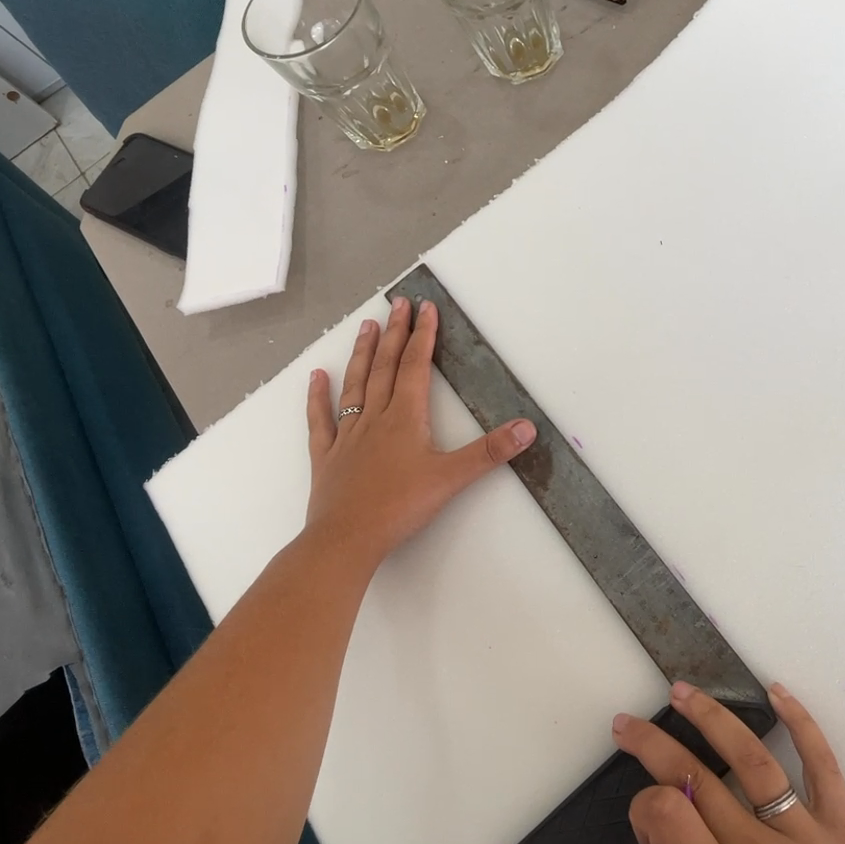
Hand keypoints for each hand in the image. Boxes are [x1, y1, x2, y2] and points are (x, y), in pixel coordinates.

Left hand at [304, 296, 535, 569]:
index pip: (415, 366)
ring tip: (366, 326)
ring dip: (363, 354)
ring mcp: (347, 435)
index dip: (423, 336)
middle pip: (385, 367)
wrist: (345, 539)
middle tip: (398, 304)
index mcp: (405, 418)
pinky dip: (319, 396)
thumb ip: (489, 452)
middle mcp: (375, 418)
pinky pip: (321, 420)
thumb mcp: (451, 478)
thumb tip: (527, 427)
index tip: (426, 308)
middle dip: (394, 333)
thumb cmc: (400, 507)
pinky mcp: (327, 457)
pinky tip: (317, 377)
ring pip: (356, 385)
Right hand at [613, 682, 844, 843]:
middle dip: (654, 746)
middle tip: (626, 725)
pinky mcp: (844, 833)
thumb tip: (657, 827)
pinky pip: (824, 768)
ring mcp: (807, 839)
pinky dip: (802, 724)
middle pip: (697, 780)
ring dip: (711, 719)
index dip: (644, 806)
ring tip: (682, 692)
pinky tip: (777, 693)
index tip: (644, 813)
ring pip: (751, 760)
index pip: (666, 815)